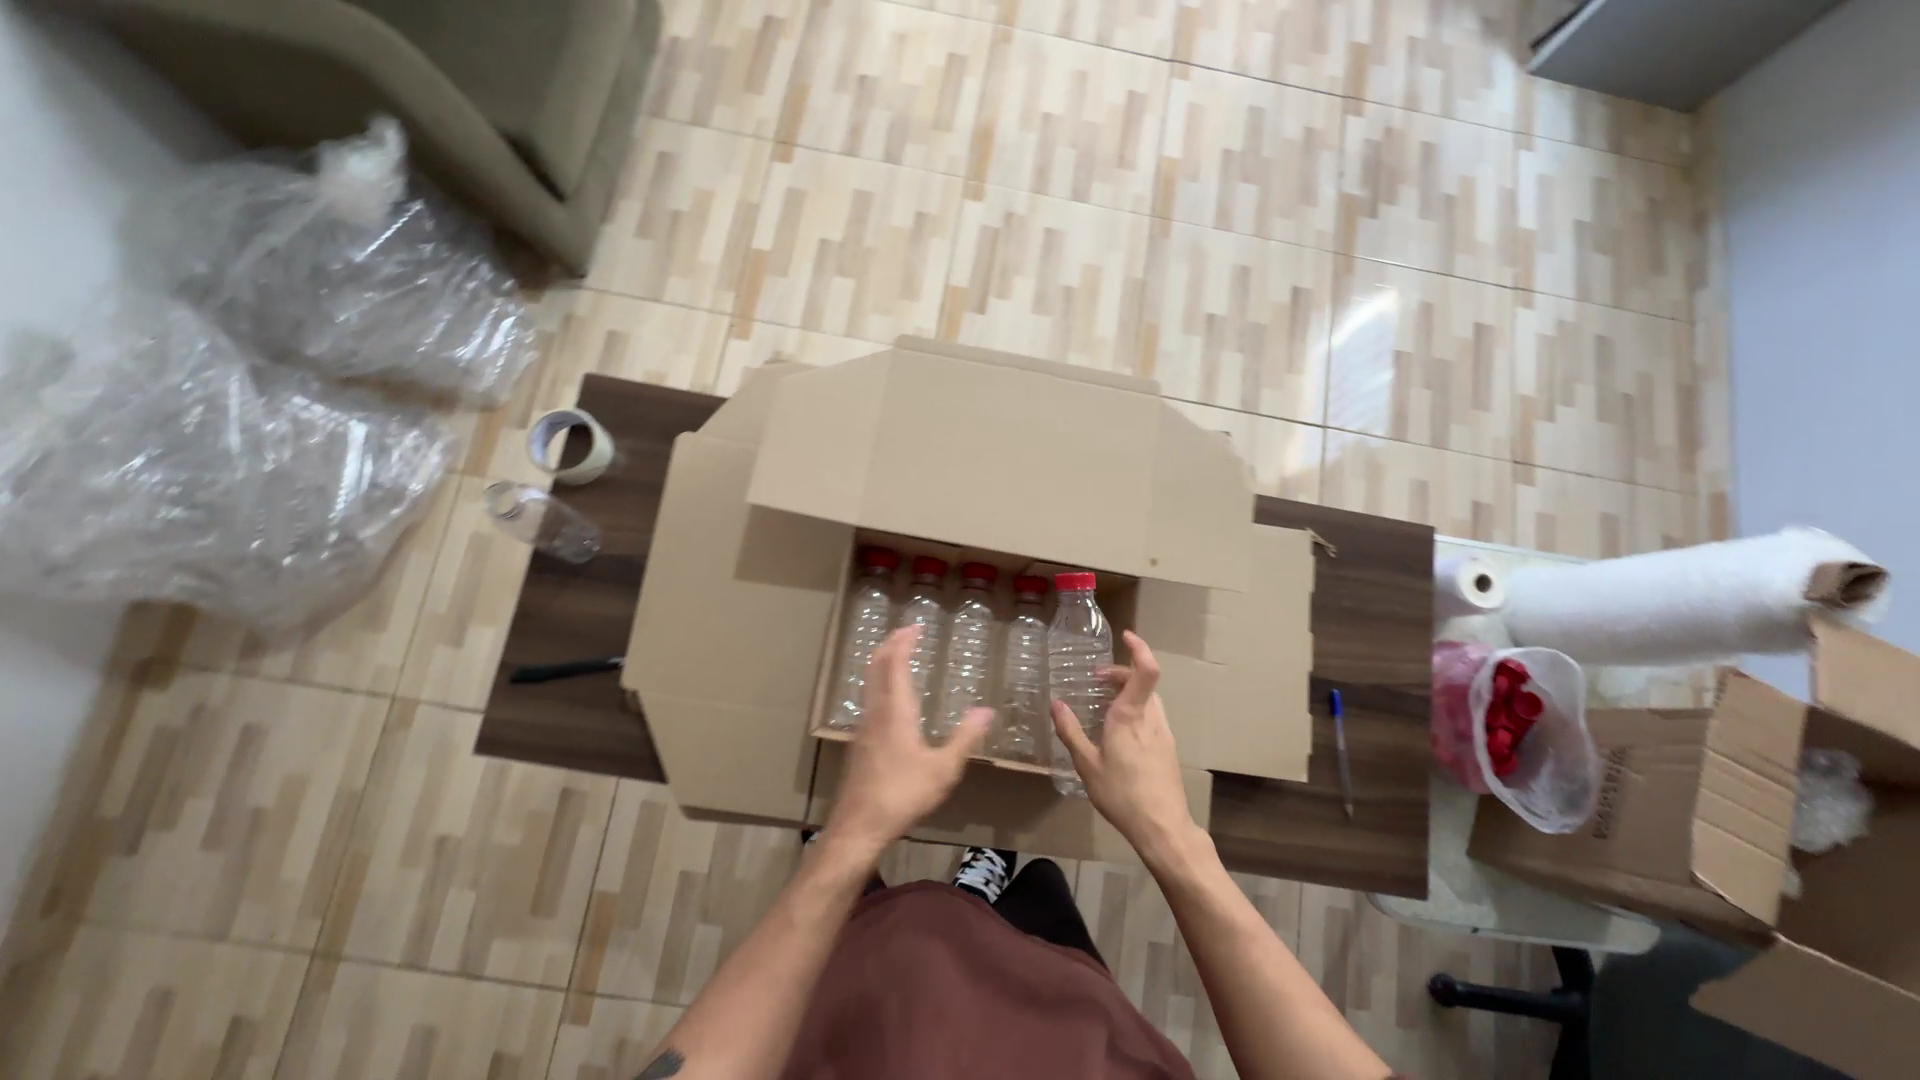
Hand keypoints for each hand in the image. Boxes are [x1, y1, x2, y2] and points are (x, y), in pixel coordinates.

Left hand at [827, 626, 990, 857]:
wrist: (859, 825)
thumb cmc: (903, 794)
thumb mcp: (943, 769)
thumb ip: (964, 738)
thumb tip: (986, 710)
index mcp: (896, 711)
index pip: (895, 663)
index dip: (904, 641)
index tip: (916, 627)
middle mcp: (876, 712)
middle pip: (876, 666)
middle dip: (890, 645)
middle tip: (906, 632)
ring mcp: (864, 728)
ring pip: (869, 682)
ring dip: (882, 663)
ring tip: (899, 658)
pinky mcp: (860, 744)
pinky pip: (869, 699)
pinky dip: (880, 684)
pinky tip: (891, 701)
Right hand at [1052, 631, 1199, 859]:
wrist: (1162, 827)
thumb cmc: (1121, 795)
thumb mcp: (1086, 765)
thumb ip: (1071, 731)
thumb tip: (1056, 704)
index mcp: (1130, 717)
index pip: (1145, 671)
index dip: (1139, 648)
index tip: (1126, 636)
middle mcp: (1151, 719)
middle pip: (1143, 682)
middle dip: (1121, 673)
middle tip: (1097, 679)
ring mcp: (1164, 733)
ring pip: (1149, 699)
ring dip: (1129, 692)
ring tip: (1104, 705)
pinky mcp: (1168, 748)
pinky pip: (1153, 716)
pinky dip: (1136, 710)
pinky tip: (1120, 732)